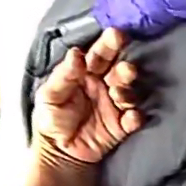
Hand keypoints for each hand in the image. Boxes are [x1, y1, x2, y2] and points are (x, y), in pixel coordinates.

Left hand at [33, 29, 142, 165]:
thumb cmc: (51, 119)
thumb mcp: (48, 95)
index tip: (118, 34)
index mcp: (85, 75)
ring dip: (129, 92)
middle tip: (127, 69)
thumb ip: (63, 75)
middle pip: (120, 73)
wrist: (59, 151)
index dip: (109, 44)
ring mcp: (116, 106)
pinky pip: (135, 119)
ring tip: (120, 95)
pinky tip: (132, 117)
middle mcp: (104, 87)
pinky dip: (136, 117)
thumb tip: (77, 54)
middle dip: (126, 69)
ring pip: (130, 94)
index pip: (99, 56)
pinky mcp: (123, 126)